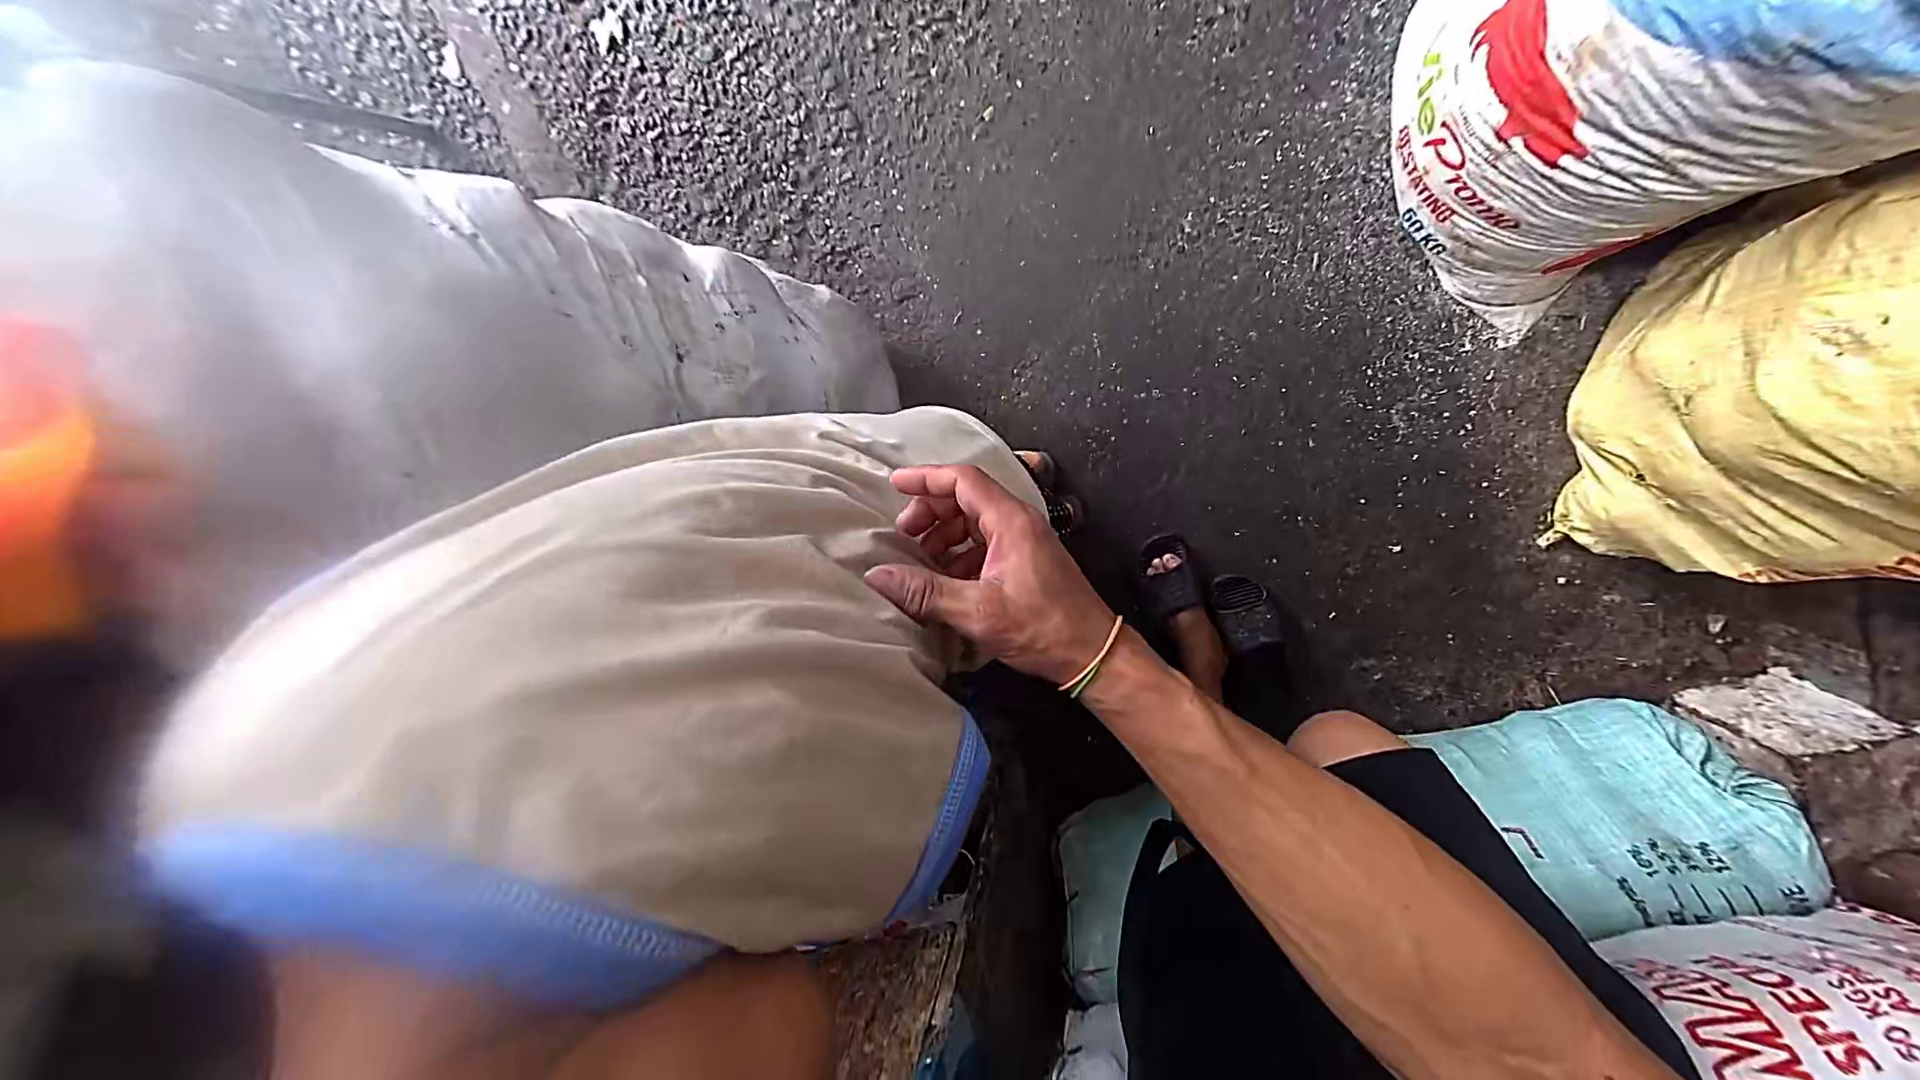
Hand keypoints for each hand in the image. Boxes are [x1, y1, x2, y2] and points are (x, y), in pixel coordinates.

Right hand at [864, 465, 1116, 685]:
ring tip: (922, 559)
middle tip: (905, 534)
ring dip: (944, 534)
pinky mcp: (1026, 560)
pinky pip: (986, 542)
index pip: (963, 480)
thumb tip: (879, 577)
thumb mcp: (978, 611)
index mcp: (1011, 521)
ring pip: (975, 521)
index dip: (926, 478)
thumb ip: (926, 592)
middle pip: (966, 498)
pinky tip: (947, 578)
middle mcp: (1020, 523)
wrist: (1093, 653)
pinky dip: (960, 553)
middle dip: (931, 511)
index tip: (896, 484)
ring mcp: (1025, 541)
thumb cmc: (1045, 628)